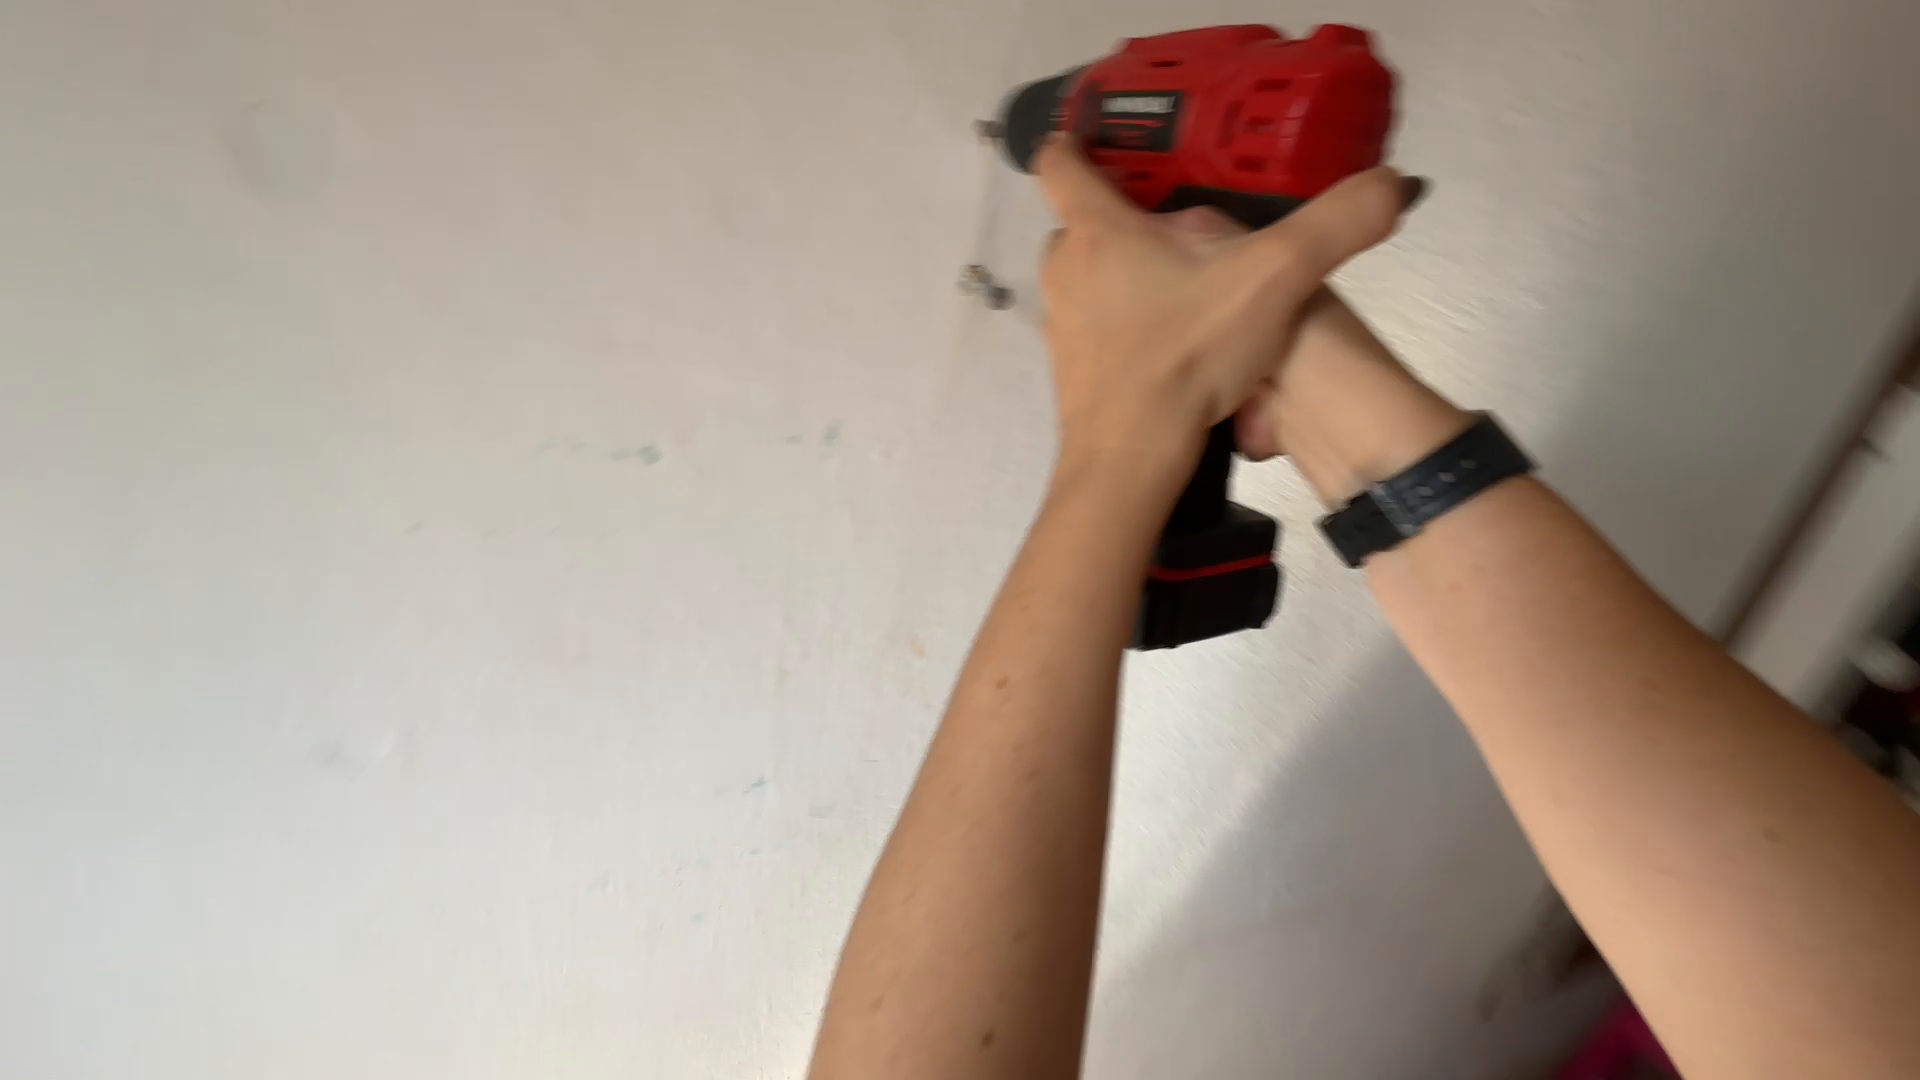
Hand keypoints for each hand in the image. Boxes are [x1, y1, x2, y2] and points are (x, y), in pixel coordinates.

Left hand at [1033, 134, 1417, 485]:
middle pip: (1084, 225)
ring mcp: (1058, 325)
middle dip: (1125, 222)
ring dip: (1125, 277)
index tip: (1111, 154)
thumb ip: (1340, 223)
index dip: (1078, 146)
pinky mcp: (1066, 369)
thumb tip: (1394, 185)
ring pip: (1088, 279)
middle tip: (1181, 235)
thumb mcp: (1278, 279)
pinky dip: (1122, 325)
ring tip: (1183, 293)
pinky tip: (1166, 345)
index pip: (1061, 161)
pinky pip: (1093, 328)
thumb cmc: (1188, 355)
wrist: (1132, 455)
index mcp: (1097, 231)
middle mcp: (1064, 272)